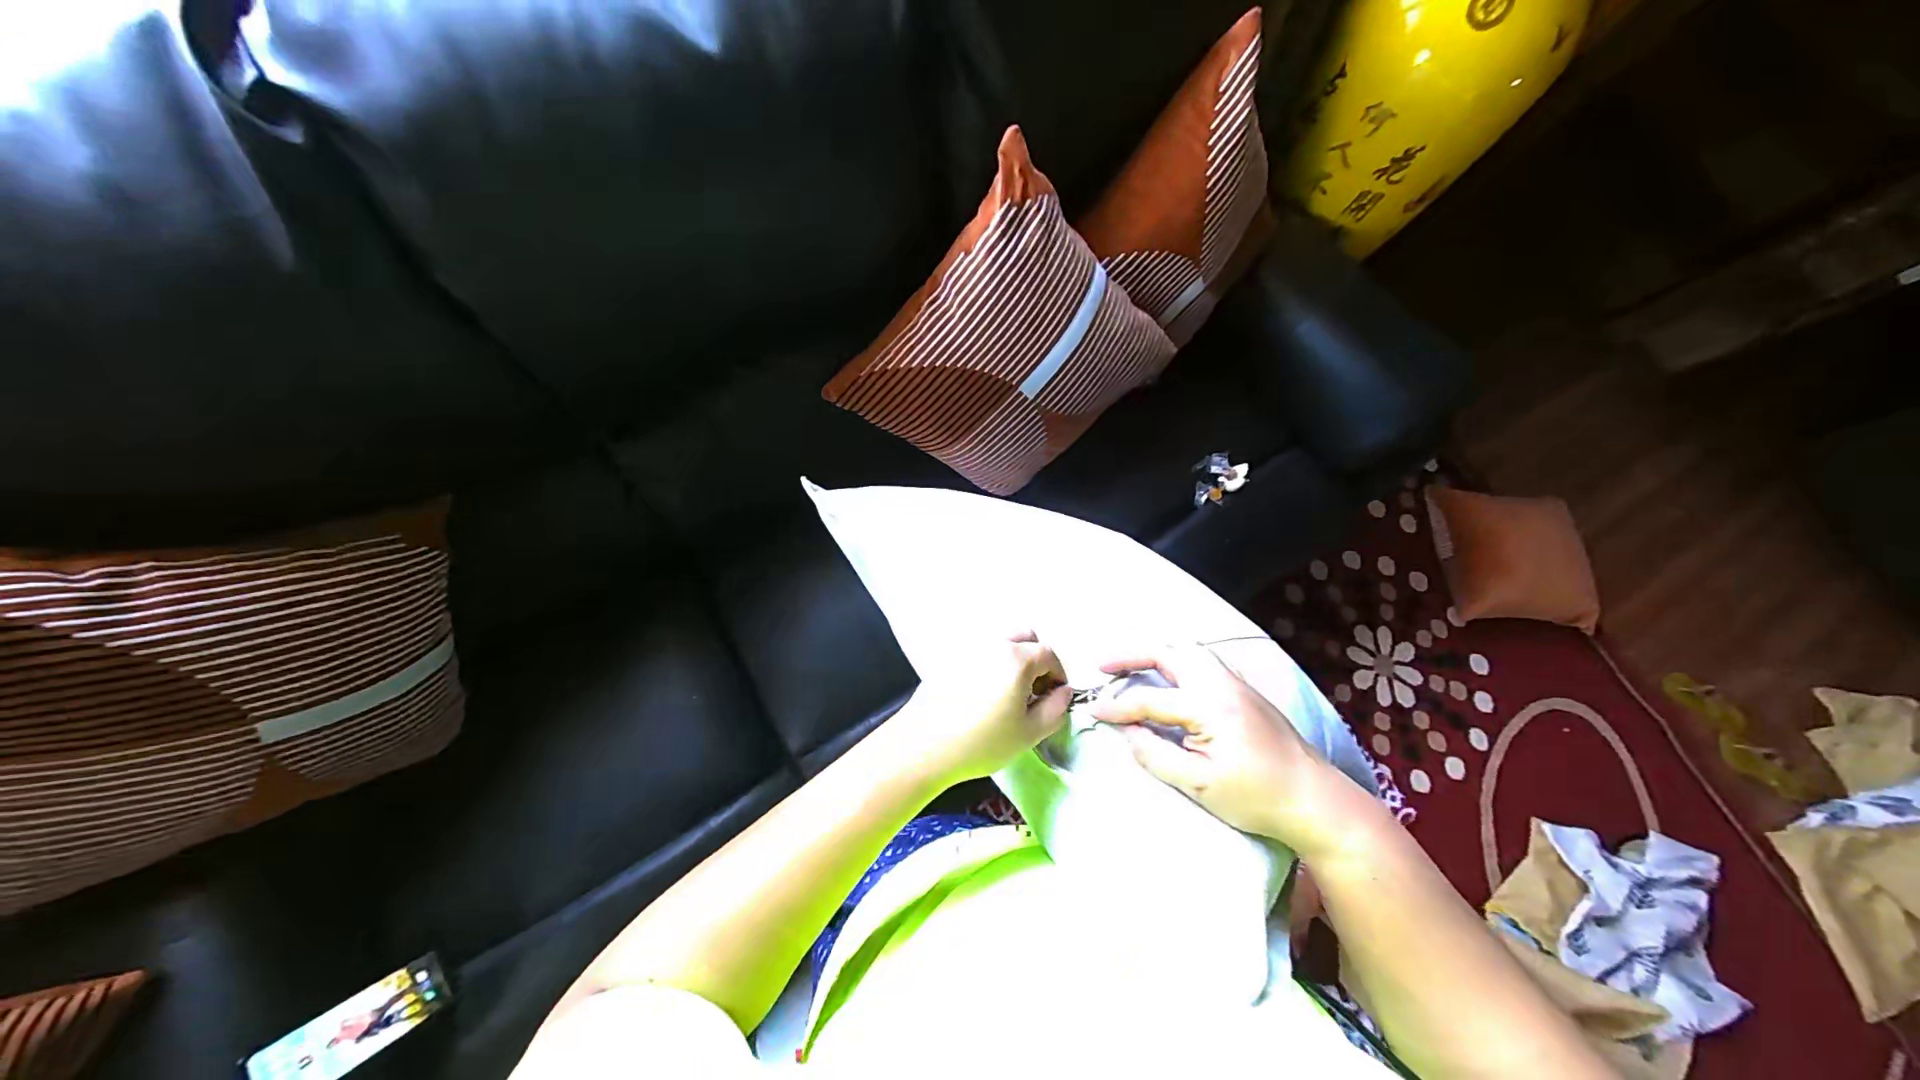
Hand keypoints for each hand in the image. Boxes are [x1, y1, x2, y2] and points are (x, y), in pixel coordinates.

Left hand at [888, 632, 1071, 786]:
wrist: (922, 746)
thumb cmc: (980, 743)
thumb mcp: (1029, 734)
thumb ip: (1055, 709)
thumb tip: (1062, 692)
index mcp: (1016, 658)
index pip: (1049, 654)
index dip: (1058, 674)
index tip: (1054, 696)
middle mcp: (992, 643)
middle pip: (1024, 637)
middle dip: (1035, 659)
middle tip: (1032, 690)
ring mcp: (967, 648)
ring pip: (999, 642)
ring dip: (1012, 658)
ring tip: (1006, 693)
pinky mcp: (947, 658)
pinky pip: (977, 652)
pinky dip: (988, 663)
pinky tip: (981, 693)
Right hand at [1088, 645, 1367, 856]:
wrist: (1317, 800)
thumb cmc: (1257, 797)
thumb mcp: (1199, 785)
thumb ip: (1155, 754)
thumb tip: (1128, 733)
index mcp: (1207, 704)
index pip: (1148, 699)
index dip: (1116, 707)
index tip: (1091, 712)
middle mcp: (1221, 682)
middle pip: (1168, 653)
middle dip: (1131, 656)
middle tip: (1103, 668)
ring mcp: (1236, 684)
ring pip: (1188, 652)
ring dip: (1156, 656)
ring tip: (1132, 669)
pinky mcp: (1246, 692)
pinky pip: (1203, 662)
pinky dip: (1177, 662)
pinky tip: (1170, 679)